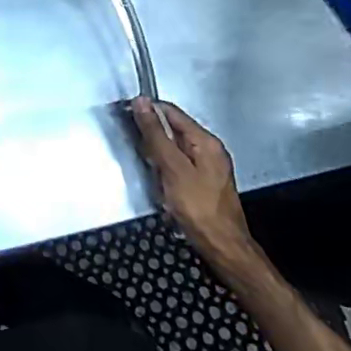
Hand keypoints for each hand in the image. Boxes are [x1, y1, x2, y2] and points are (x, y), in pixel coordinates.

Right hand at [129, 97, 252, 262]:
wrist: (223, 247)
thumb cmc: (198, 208)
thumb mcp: (172, 168)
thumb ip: (156, 135)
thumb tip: (142, 103)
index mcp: (205, 140)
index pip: (171, 112)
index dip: (148, 112)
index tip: (128, 120)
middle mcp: (210, 150)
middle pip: (173, 131)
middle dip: (153, 140)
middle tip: (142, 157)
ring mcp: (208, 167)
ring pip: (174, 151)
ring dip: (158, 160)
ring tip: (153, 177)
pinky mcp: (204, 184)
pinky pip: (179, 168)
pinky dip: (166, 173)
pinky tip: (162, 189)